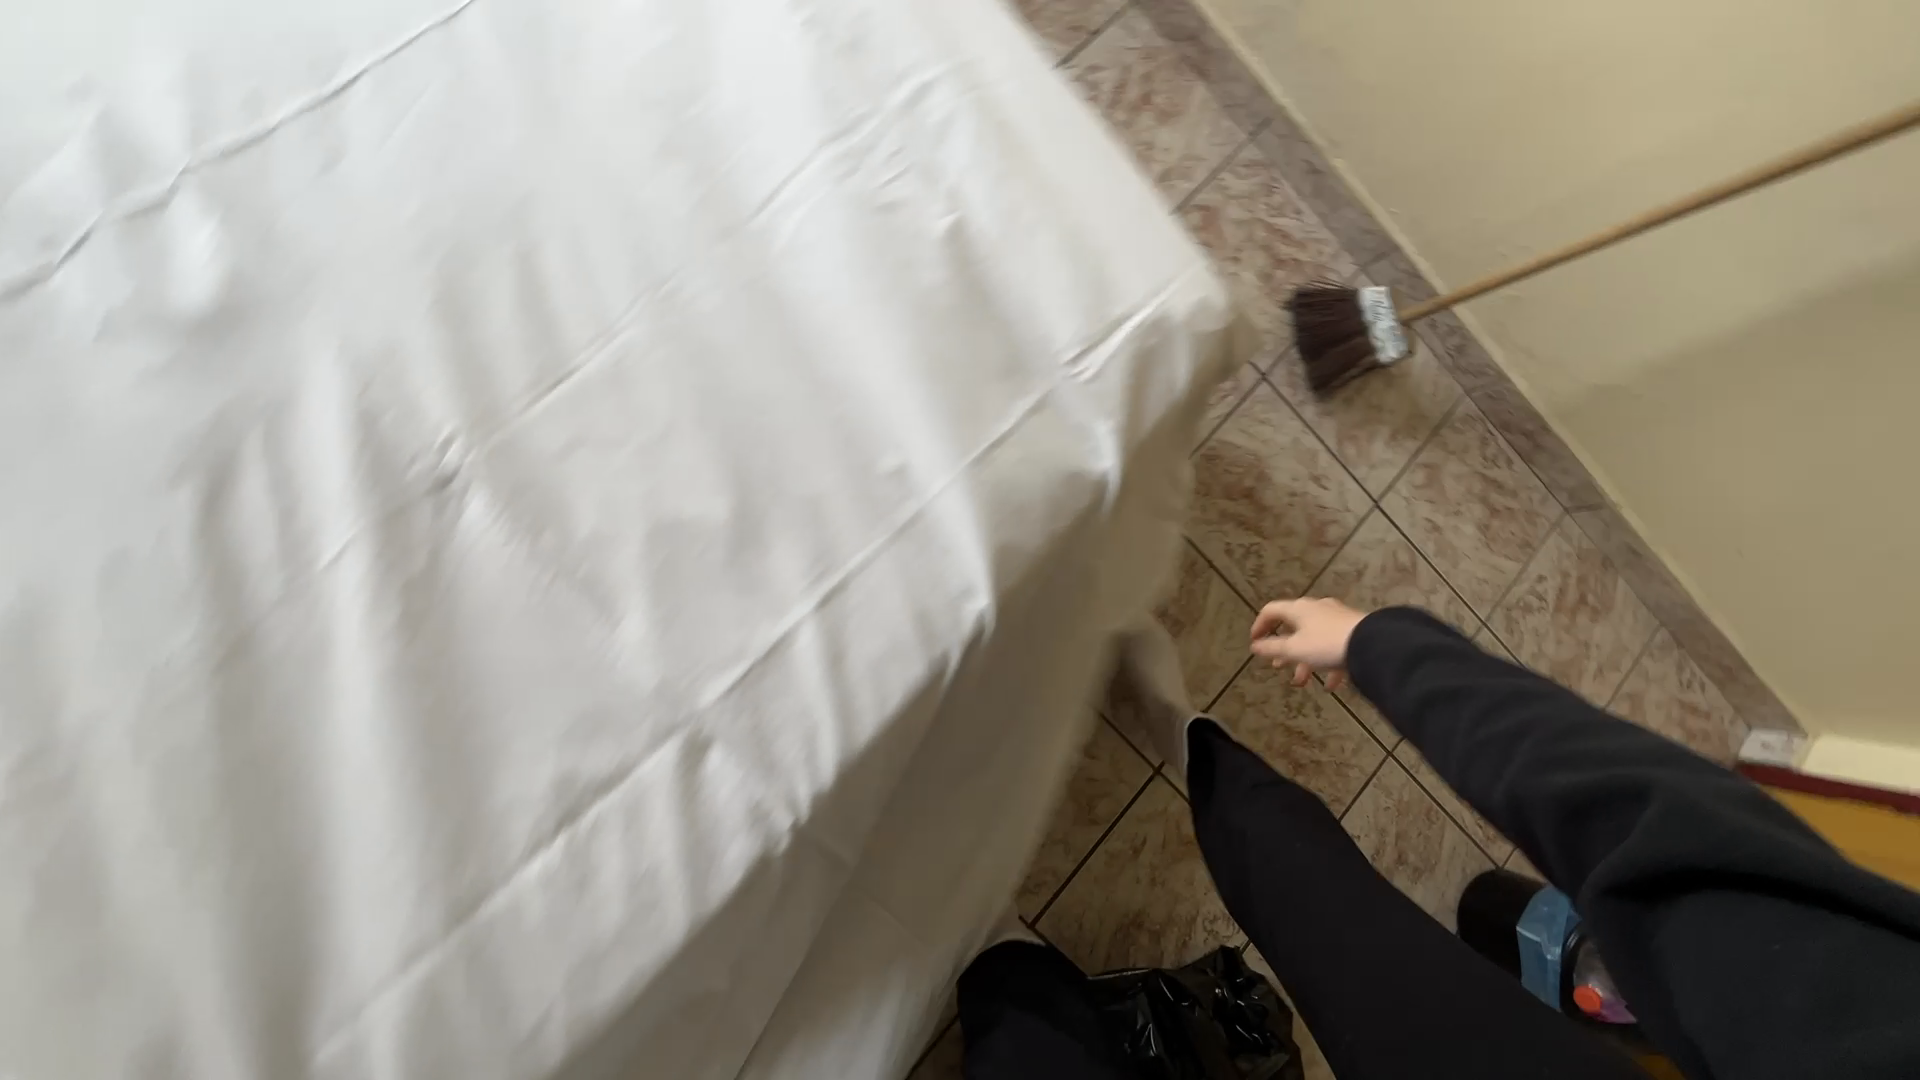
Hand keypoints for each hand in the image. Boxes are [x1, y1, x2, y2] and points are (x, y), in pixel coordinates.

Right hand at [1250, 598, 1366, 691]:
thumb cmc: (1326, 644)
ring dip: (1305, 661)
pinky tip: (1331, 685)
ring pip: (1315, 640)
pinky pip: (1335, 648)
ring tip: (1303, 681)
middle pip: (1294, 627)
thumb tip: (1254, 646)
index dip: (1259, 626)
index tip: (1255, 643)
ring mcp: (1338, 620)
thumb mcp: (1294, 650)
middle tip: (1278, 666)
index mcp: (1299, 609)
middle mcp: (1317, 610)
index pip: (1271, 611)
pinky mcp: (1355, 632)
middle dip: (1285, 650)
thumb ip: (1272, 649)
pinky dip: (1328, 665)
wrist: (1375, 645)